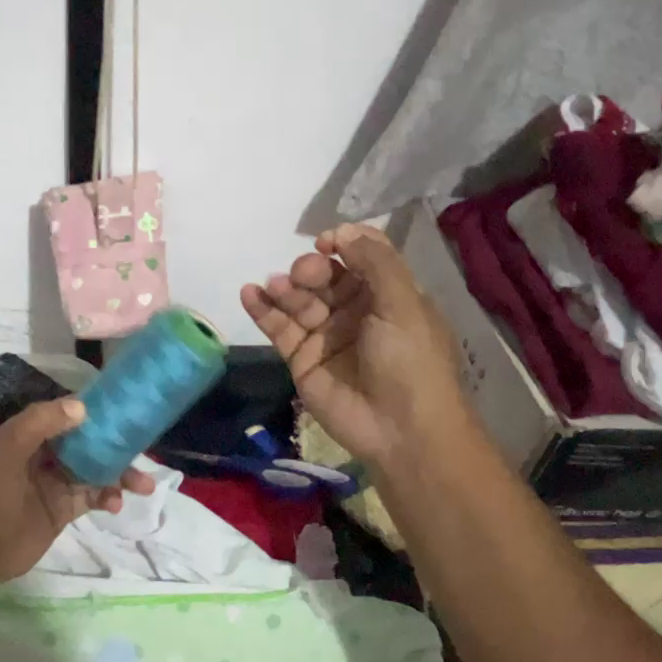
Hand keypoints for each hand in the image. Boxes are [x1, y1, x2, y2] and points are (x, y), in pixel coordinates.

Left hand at [0, 399, 153, 590]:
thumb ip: (40, 424)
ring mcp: (52, 484)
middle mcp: (42, 455)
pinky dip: (106, 497)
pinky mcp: (60, 511)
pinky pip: (90, 497)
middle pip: (86, 443)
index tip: (127, 411)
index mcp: (26, 434)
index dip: (95, 411)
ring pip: (93, 470)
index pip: (66, 414)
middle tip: (144, 454)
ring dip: (118, 474)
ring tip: (142, 485)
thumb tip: (83, 407)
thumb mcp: (7, 452)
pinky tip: (116, 504)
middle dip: (115, 446)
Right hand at [240, 223, 469, 465]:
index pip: (362, 257)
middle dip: (311, 268)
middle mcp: (357, 312)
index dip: (344, 243)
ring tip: (276, 286)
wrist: (401, 428)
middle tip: (304, 274)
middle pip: (326, 276)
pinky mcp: (301, 360)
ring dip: (285, 287)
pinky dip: (262, 308)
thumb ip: (373, 263)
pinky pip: (278, 328)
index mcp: (389, 296)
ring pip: (299, 300)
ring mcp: (326, 336)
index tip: (327, 242)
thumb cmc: (411, 361)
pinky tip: (250, 293)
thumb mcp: (403, 304)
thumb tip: (342, 232)